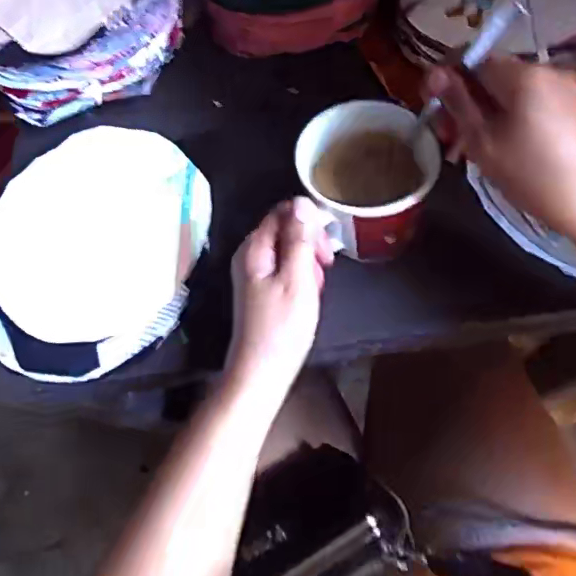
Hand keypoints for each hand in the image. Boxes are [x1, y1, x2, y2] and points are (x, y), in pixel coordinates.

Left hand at [225, 199, 335, 403]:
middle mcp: (250, 254)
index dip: (308, 220)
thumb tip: (302, 202)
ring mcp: (254, 272)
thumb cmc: (282, 328)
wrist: (261, 374)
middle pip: (285, 228)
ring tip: (317, 286)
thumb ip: (300, 239)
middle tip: (325, 267)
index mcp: (254, 248)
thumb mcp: (298, 279)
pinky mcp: (261, 289)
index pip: (282, 211)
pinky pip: (286, 268)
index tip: (325, 244)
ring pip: (288, 249)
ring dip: (308, 261)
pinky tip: (309, 295)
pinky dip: (301, 275)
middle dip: (310, 242)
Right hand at [426, 60, 575, 245]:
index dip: (447, 83)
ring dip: (491, 115)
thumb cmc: (536, 175)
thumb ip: (458, 103)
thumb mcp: (484, 142)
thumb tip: (435, 72)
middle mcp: (550, 71)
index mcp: (523, 73)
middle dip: (468, 103)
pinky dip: (517, 121)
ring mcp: (571, 90)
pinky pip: (537, 105)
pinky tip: (513, 152)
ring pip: (515, 94)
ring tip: (481, 152)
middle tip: (453, 142)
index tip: (436, 114)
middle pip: (494, 77)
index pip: (472, 60)